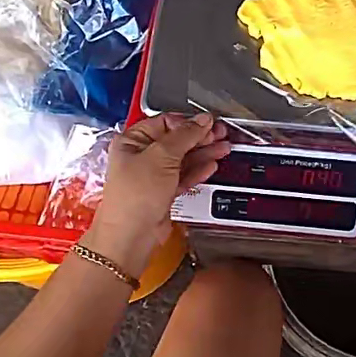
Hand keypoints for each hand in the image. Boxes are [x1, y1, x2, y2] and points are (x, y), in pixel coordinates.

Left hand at [87, 113, 229, 270]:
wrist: (132, 235)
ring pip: (183, 159)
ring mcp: (152, 176)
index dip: (188, 122)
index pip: (165, 122)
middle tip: (220, 134)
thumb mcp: (161, 156)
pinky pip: (183, 176)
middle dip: (200, 137)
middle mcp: (140, 157)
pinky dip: (198, 170)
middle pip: (176, 140)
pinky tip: (211, 164)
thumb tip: (201, 121)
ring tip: (223, 147)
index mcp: (132, 141)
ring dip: (204, 152)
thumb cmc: (133, 198)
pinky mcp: (163, 193)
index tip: (208, 123)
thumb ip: (184, 136)